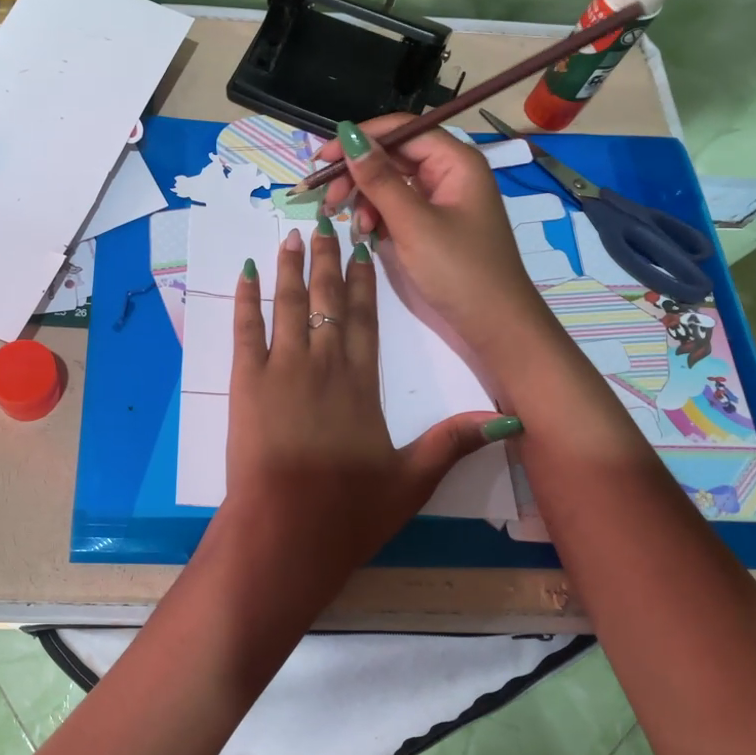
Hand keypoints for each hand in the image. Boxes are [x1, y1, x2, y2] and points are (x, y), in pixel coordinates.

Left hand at [221, 212, 517, 576]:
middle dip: (328, 259)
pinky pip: (246, 328)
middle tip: (326, 223)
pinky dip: (246, 298)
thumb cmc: (347, 512)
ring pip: (290, 304)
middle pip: (327, 300)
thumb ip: (454, 442)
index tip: (362, 247)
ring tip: (292, 236)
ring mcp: (282, 369)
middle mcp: (324, 364)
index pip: (365, 318)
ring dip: (291, 268)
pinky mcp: (245, 382)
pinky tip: (245, 272)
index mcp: (362, 383)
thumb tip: (510, 418)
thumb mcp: (411, 481)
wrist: (285, 531)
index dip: (363, 280)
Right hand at [313, 115, 541, 359]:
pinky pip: (397, 208)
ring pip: (392, 183)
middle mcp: (450, 174)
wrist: (494, 325)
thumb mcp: (413, 223)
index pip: (402, 130)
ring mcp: (442, 201)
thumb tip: (348, 136)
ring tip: (350, 223)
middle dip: (358, 174)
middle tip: (328, 199)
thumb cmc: (459, 270)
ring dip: (365, 198)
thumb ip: (378, 179)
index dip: (361, 139)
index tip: (323, 157)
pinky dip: (377, 217)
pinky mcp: (433, 226)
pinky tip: (366, 234)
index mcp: (456, 162)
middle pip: (394, 156)